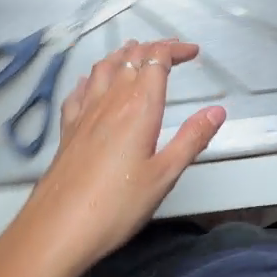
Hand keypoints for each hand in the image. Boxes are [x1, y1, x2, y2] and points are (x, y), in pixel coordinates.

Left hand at [8, 39, 225, 276]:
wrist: (58, 228)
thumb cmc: (117, 204)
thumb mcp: (164, 175)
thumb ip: (192, 139)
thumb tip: (217, 110)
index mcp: (139, 106)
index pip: (157, 60)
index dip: (175, 50)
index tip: (193, 51)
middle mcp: (111, 99)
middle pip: (132, 57)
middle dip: (154, 48)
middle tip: (173, 50)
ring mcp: (85, 111)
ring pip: (104, 68)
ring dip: (123, 54)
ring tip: (135, 52)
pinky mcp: (67, 127)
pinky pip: (79, 90)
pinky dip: (91, 79)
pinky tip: (90, 83)